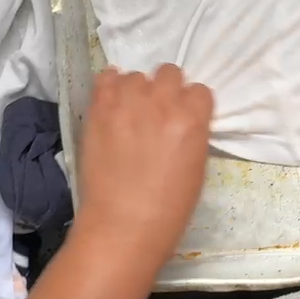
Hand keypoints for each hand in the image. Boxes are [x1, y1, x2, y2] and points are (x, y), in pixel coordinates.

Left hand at [73, 65, 212, 259]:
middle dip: (168, 89)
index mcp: (192, 120)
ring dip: (138, 90)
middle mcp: (161, 103)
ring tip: (132, 113)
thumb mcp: (197, 167)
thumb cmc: (169, 208)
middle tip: (159, 113)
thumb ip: (193, 134)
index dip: (193, 105)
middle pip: (170, 73)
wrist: (123, 225)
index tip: (186, 119)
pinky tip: (114, 103)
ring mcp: (126, 103)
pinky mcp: (99, 109)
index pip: (201, 91)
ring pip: (137, 75)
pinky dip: (112, 85)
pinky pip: (106, 78)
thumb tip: (183, 121)